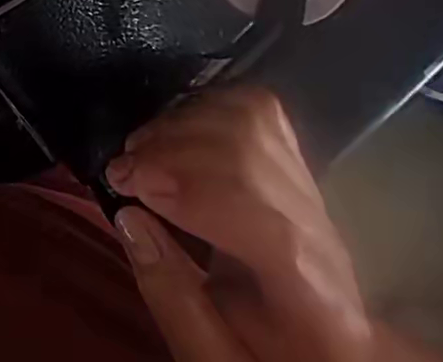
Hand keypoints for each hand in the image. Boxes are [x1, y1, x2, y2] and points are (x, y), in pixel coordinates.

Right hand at [105, 87, 374, 361]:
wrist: (318, 345)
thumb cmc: (263, 354)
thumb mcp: (215, 360)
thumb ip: (172, 299)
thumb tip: (129, 216)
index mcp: (311, 295)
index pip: (267, 222)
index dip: (192, 188)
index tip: (126, 184)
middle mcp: (321, 231)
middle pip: (253, 153)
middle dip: (172, 148)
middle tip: (121, 170)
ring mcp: (310, 187)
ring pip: (251, 120)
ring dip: (180, 124)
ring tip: (141, 152)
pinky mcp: (294, 161)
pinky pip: (253, 108)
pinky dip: (202, 106)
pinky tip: (173, 133)